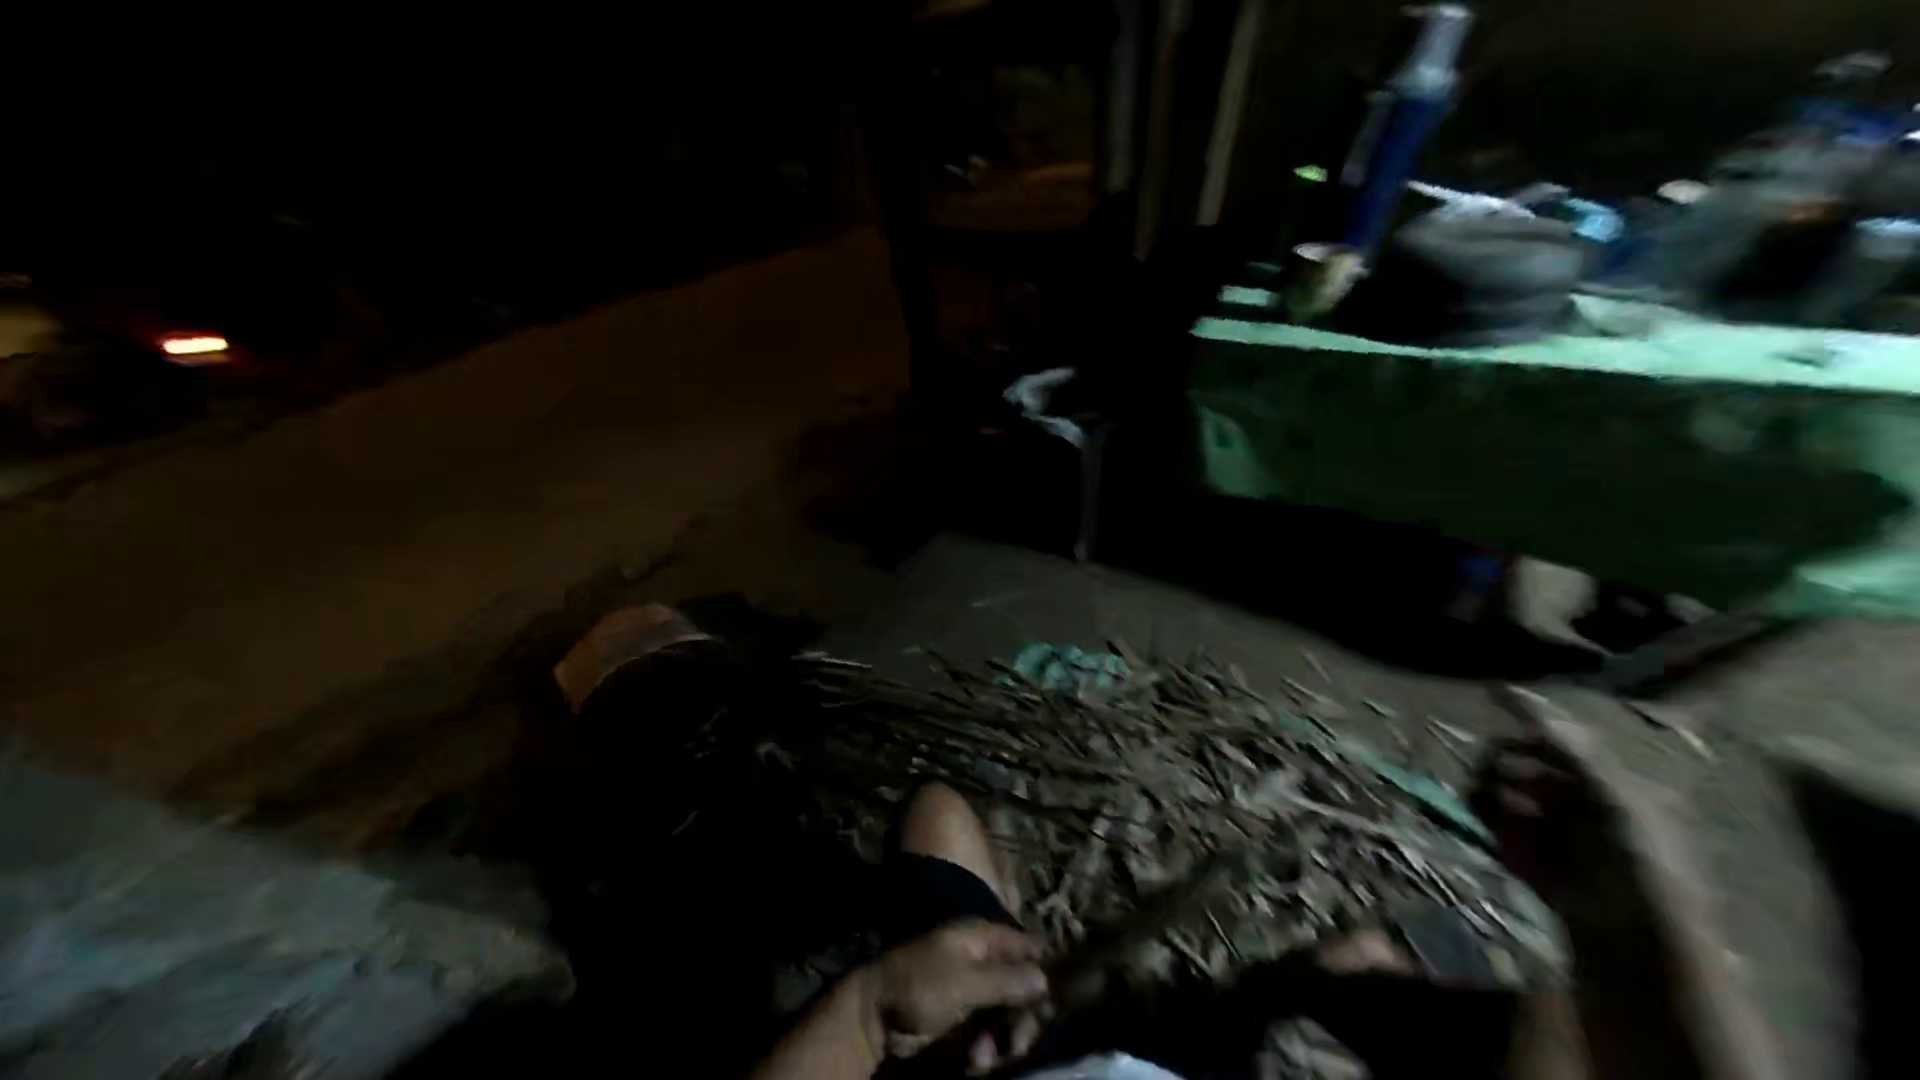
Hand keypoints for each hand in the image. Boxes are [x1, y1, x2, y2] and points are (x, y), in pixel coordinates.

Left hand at [865, 921, 1049, 1071]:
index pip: (1028, 945)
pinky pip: (991, 1035)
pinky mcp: (966, 1021)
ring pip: (1010, 1017)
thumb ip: (1007, 980)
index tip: (1059, 1000)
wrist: (876, 1017)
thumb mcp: (965, 981)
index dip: (1046, 968)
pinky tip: (974, 1061)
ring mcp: (975, 993)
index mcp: (983, 938)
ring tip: (985, 1057)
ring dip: (1004, 1041)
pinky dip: (987, 1051)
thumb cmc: (921, 984)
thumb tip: (1047, 978)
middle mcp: (984, 962)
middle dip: (1024, 1018)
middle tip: (1018, 1042)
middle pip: (1024, 987)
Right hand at [1472, 696, 1651, 927]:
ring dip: (1491, 792)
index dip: (1528, 715)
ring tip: (1498, 811)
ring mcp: (1543, 824)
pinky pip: (1489, 818)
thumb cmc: (1639, 864)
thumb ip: (1574, 752)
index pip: (1558, 740)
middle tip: (1494, 771)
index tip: (1492, 690)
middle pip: (1519, 759)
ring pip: (1497, 786)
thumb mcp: (1617, 801)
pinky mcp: (1519, 846)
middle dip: (1504, 761)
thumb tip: (1531, 703)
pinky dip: (1487, 818)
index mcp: (1604, 783)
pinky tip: (1494, 828)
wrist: (1631, 935)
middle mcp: (1571, 798)